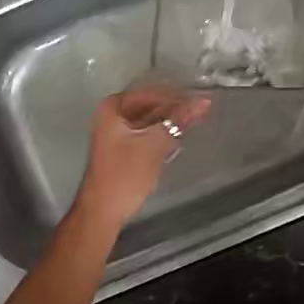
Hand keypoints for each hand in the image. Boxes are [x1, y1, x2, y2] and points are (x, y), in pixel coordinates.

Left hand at [73, 83, 210, 227]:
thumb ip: (178, 121)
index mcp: (113, 109)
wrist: (103, 211)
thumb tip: (200, 103)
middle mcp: (110, 117)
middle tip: (200, 110)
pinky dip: (161, 133)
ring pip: (148, 120)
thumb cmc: (124, 176)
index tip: (198, 99)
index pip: (151, 92)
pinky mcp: (121, 151)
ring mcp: (114, 135)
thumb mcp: (155, 144)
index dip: (176, 95)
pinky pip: (145, 134)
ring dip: (169, 121)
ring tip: (194, 121)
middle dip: (174, 108)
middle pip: (148, 105)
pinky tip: (177, 136)